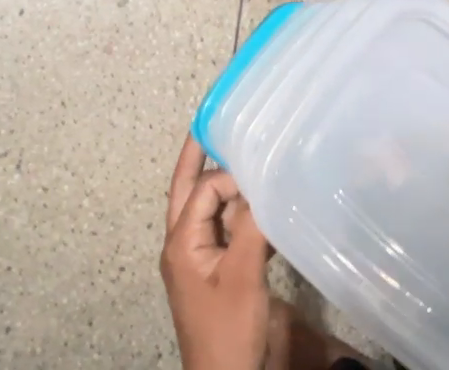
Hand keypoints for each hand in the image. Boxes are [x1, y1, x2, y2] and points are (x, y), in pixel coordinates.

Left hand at [162, 137, 271, 369]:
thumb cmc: (230, 328)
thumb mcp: (244, 274)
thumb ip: (253, 224)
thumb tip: (265, 181)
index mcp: (181, 242)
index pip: (204, 189)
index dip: (232, 177)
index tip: (264, 174)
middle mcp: (185, 243)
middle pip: (191, 189)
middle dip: (202, 156)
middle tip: (218, 120)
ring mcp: (200, 257)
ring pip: (211, 208)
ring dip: (228, 185)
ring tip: (251, 156)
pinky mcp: (218, 270)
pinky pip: (228, 229)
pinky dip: (244, 213)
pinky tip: (267, 205)